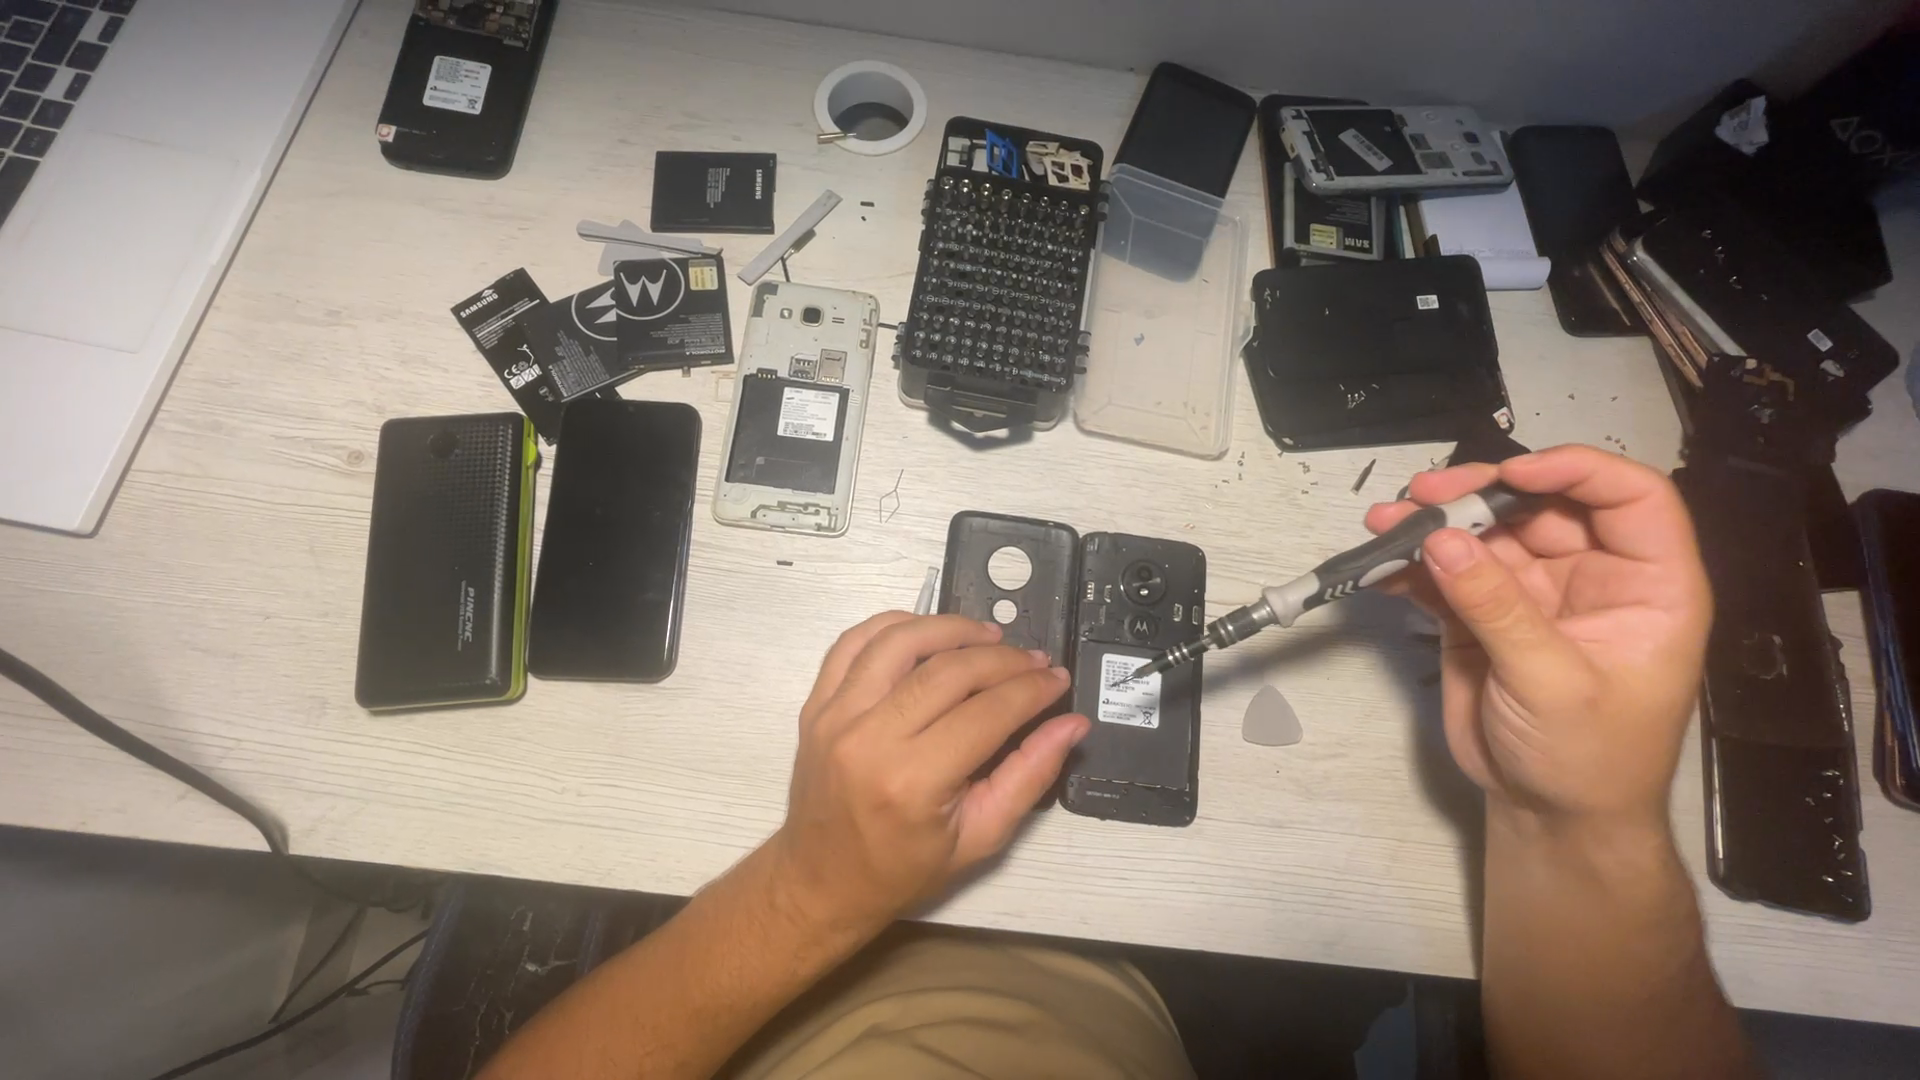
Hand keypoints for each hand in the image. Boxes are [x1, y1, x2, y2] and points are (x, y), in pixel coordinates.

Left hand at [767, 613, 1090, 931]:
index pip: (986, 713)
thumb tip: (1072, 724)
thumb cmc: (903, 868)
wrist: (822, 880)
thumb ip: (1030, 776)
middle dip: (1003, 659)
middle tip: (1035, 660)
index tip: (1059, 679)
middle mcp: (868, 739)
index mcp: (912, 782)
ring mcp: (835, 716)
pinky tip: (928, 632)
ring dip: (951, 628)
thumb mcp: (980, 839)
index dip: (1031, 690)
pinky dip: (894, 625)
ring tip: (989, 636)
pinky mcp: (816, 704)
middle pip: (947, 670)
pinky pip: (853, 642)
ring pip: (899, 642)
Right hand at [1364, 445, 1711, 830]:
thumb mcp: (1552, 682)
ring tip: (1383, 521)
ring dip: (1429, 525)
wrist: (1547, 810)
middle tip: (1421, 494)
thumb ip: (1497, 609)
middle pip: (1537, 507)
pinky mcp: (1476, 616)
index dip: (1575, 471)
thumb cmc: (1588, 755)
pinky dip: (1407, 568)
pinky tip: (1378, 567)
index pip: (1627, 499)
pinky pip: (1441, 576)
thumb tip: (1439, 540)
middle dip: (1478, 494)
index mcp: (1643, 584)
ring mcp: (1525, 594)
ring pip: (1479, 537)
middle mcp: (1585, 576)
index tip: (1509, 473)